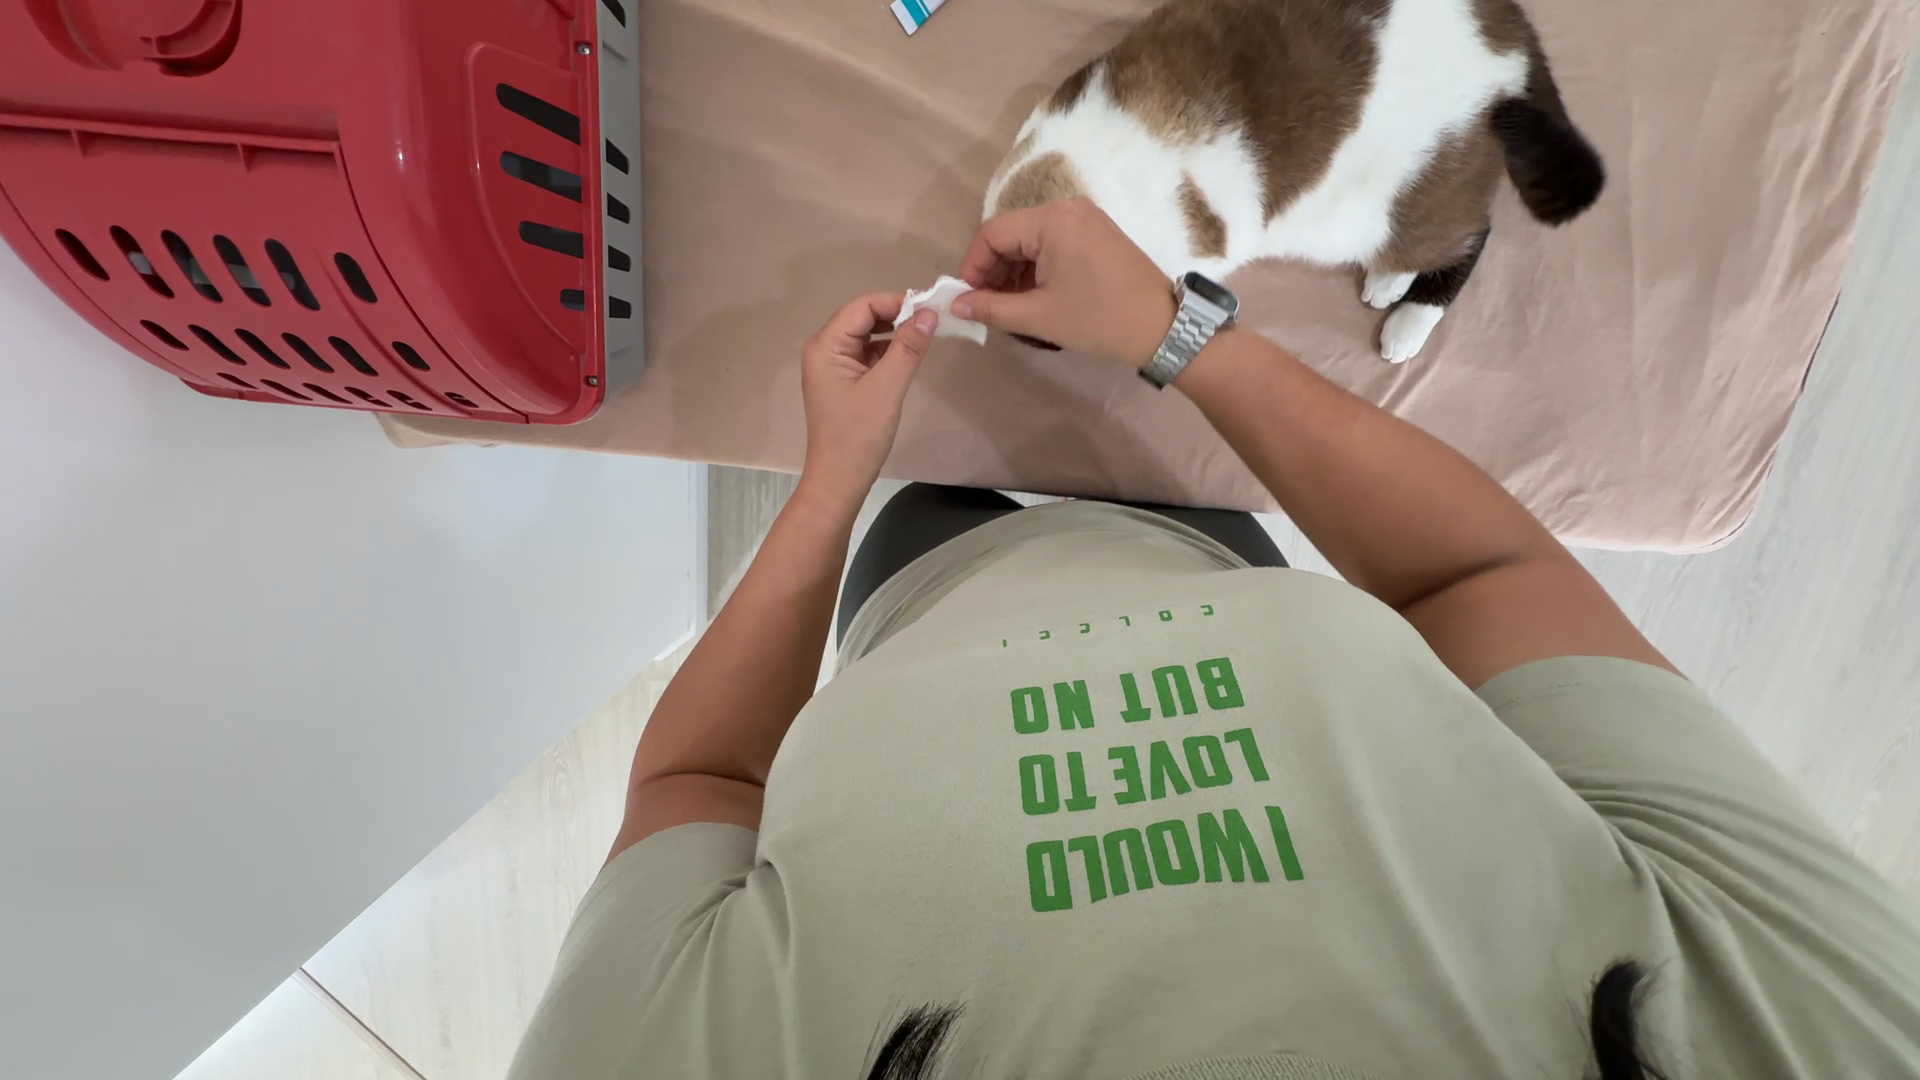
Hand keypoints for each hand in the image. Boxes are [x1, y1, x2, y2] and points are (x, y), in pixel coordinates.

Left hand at [798, 293, 935, 506]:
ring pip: (867, 335)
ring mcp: (832, 365)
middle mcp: (824, 348)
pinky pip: (867, 353)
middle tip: (932, 321)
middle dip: (897, 315)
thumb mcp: (887, 388)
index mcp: (825, 345)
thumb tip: (930, 313)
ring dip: (894, 333)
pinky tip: (909, 355)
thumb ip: (908, 348)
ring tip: (925, 335)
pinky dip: (888, 351)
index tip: (930, 309)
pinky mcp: (843, 380)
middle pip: (863, 316)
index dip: (896, 302)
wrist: (840, 478)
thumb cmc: (858, 436)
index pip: (863, 306)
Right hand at [952, 197, 1175, 365]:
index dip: (973, 267)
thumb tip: (955, 304)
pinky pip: (1052, 245)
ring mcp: (1084, 220)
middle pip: (1011, 234)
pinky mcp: (1096, 235)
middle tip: (985, 307)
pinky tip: (1033, 298)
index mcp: (1052, 221)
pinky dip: (1036, 270)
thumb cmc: (1098, 319)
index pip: (992, 234)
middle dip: (993, 271)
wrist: (1161, 326)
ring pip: (1031, 242)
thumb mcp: (1038, 316)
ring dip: (1013, 273)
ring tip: (1009, 308)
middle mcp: (1067, 209)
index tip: (966, 299)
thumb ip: (991, 307)